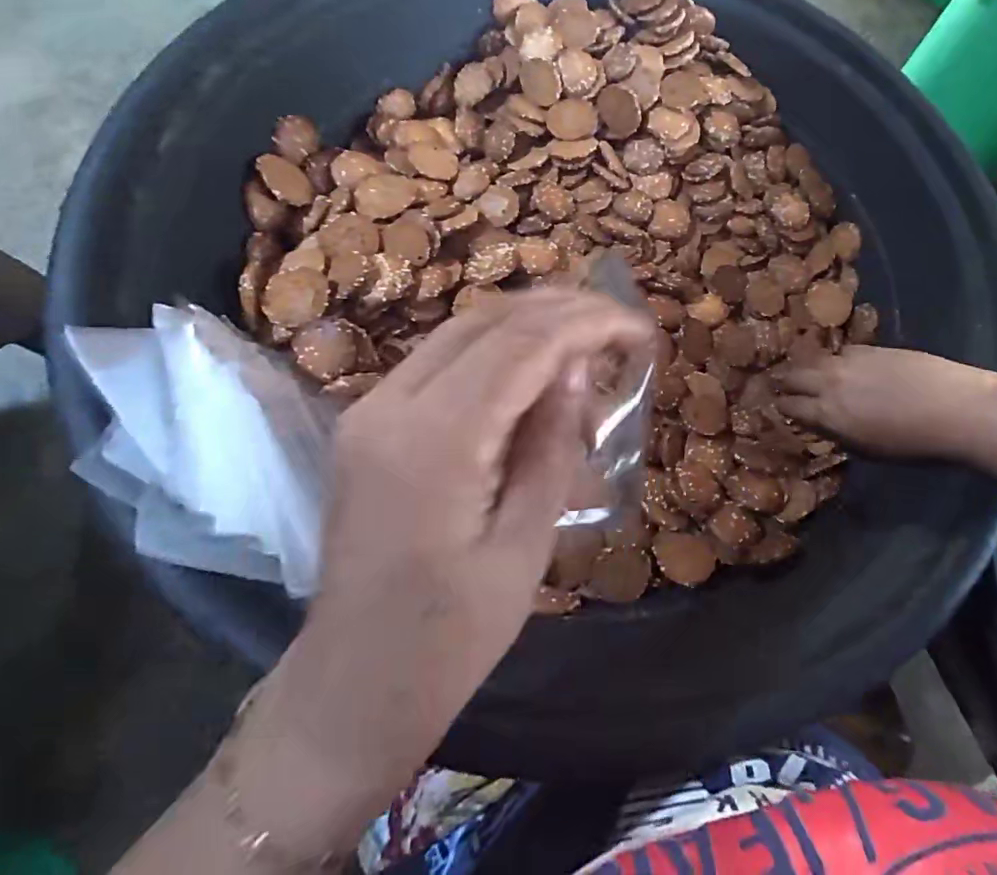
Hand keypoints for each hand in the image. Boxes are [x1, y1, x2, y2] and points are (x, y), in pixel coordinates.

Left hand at [236, 290, 654, 827]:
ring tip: (592, 343)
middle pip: (487, 320)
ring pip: (461, 331)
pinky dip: (499, 354)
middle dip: (562, 310)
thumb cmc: (453, 637)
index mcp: (433, 443)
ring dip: (531, 325)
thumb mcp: (525, 545)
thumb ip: (551, 445)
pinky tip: (541, 376)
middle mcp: (388, 406)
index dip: (589, 324)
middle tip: (622, 325)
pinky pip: (442, 363)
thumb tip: (576, 367)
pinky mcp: (369, 425)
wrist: (353, 686)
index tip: (643, 330)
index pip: (522, 345)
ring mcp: (369, 411)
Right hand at [775, 346, 996, 460]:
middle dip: (786, 383)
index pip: (789, 406)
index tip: (782, 408)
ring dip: (807, 368)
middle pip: (793, 376)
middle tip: (786, 388)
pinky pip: (840, 352)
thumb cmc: (915, 444)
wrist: (956, 409)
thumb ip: (839, 432)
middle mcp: (830, 383)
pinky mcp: (870, 348)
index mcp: (827, 414)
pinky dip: (835, 360)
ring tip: (808, 373)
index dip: (783, 408)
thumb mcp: (868, 449)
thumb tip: (824, 423)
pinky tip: (844, 366)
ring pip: (814, 360)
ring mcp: (849, 361)